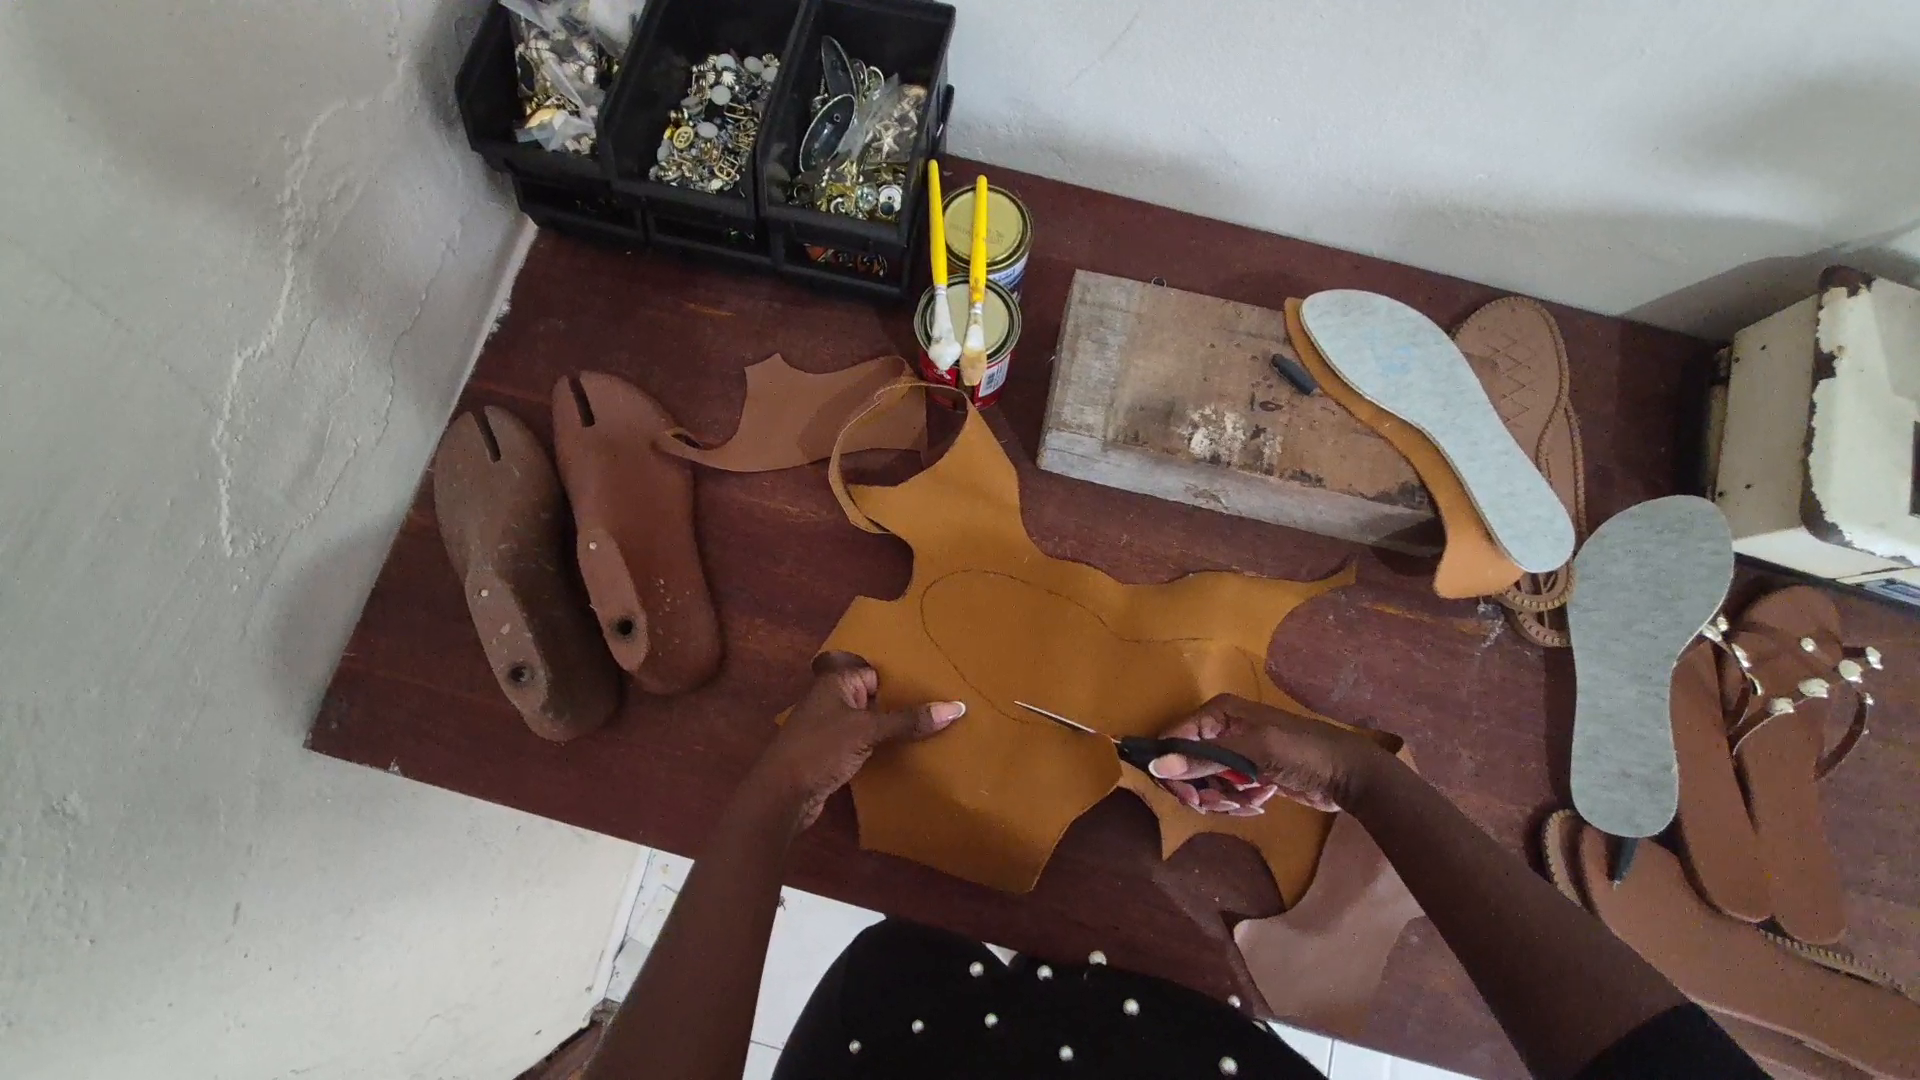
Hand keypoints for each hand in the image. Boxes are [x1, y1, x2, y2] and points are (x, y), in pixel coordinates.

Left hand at [748, 652, 965, 829]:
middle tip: (942, 709)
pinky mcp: (833, 754)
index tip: (936, 686)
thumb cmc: (820, 749)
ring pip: (871, 723)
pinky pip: (865, 744)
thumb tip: (956, 707)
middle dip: (902, 706)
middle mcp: (832, 700)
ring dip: (893, 730)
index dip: (903, 680)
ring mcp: (831, 728)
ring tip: (932, 732)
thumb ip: (909, 720)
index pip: (877, 673)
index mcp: (836, 682)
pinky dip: (882, 748)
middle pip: (875, 698)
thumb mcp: (868, 730)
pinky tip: (907, 755)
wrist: (782, 796)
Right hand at [1147, 694, 1387, 814]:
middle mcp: (1221, 729)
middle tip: (1220, 805)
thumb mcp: (1252, 753)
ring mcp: (1234, 752)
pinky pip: (1225, 792)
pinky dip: (1237, 803)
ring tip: (1248, 802)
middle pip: (1186, 764)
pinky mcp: (1247, 774)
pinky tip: (1259, 803)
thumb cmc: (1301, 752)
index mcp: (1218, 713)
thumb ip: (1204, 759)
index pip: (1173, 739)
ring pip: (1205, 782)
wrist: (1349, 774)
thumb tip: (1156, 766)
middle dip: (1201, 789)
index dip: (1173, 769)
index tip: (1189, 797)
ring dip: (1222, 799)